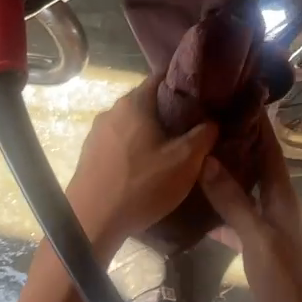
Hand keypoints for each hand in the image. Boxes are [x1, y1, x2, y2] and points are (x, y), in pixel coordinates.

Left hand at [65, 75, 218, 256]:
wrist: (91, 222)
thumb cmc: (141, 185)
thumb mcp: (183, 162)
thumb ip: (202, 137)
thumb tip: (212, 122)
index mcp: (133, 104)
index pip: (160, 79)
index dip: (181, 84)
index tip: (200, 97)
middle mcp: (112, 111)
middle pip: (146, 103)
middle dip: (167, 112)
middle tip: (190, 128)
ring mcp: (97, 133)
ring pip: (131, 124)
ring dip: (150, 133)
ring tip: (170, 151)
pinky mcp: (89, 154)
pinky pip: (119, 143)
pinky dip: (134, 148)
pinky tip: (144, 168)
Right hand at [198, 114, 301, 301]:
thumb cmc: (288, 284)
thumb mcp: (258, 240)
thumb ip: (233, 200)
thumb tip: (206, 158)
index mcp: (281, 194)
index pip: (267, 143)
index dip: (253, 117)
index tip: (230, 90)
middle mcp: (274, 201)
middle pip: (252, 160)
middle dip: (231, 137)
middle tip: (199, 116)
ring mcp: (265, 224)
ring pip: (241, 186)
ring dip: (222, 170)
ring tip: (190, 151)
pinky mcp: (255, 245)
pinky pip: (232, 216)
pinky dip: (215, 206)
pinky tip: (192, 204)